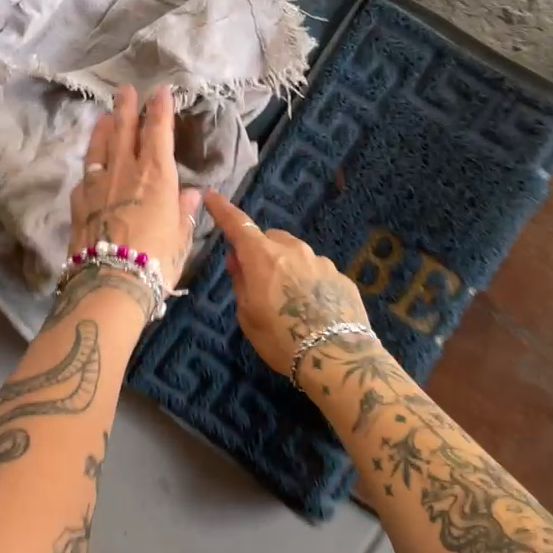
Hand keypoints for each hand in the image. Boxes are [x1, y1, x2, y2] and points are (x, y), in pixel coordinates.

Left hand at [68, 83, 201, 287]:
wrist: (110, 282)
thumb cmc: (157, 260)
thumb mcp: (181, 236)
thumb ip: (184, 211)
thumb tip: (190, 193)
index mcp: (156, 174)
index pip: (158, 131)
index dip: (160, 108)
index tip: (161, 90)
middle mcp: (125, 170)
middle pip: (125, 129)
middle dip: (127, 107)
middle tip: (126, 89)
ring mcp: (97, 183)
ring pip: (100, 146)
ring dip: (105, 128)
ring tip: (107, 116)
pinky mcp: (78, 201)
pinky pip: (87, 174)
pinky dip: (92, 164)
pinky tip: (93, 167)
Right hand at [205, 191, 370, 375]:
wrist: (336, 357)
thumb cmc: (281, 339)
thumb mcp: (248, 315)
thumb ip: (241, 282)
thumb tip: (238, 259)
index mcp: (264, 257)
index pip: (238, 224)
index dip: (223, 209)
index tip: (212, 195)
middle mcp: (294, 250)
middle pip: (270, 238)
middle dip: (261, 251)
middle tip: (257, 280)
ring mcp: (321, 262)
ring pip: (296, 254)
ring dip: (287, 268)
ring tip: (290, 303)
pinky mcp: (341, 277)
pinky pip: (317, 272)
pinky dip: (309, 283)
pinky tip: (313, 311)